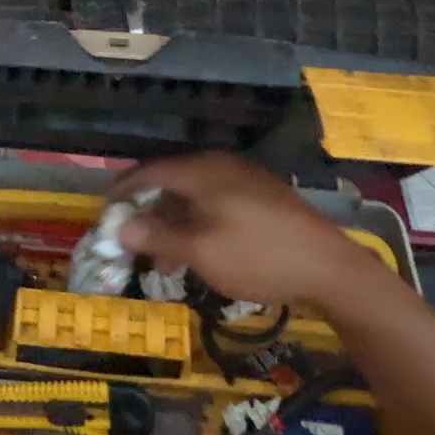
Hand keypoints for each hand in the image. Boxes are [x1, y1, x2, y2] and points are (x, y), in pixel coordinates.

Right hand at [113, 153, 400, 309]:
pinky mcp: (263, 198)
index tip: (104, 212)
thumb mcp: (201, 251)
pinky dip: (198, 224)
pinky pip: (216, 204)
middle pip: (171, 182)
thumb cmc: (258, 256)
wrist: (331, 268)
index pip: (148, 171)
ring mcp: (244, 180)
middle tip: (132, 242)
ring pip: (194, 196)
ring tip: (165, 263)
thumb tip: (120, 226)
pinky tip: (200, 254)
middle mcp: (220, 166)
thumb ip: (158, 236)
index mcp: (201, 171)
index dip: (123, 191)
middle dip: (148, 213)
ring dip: (174, 225)